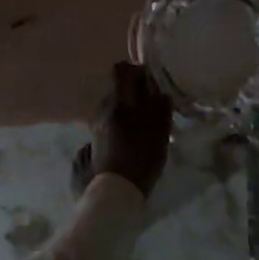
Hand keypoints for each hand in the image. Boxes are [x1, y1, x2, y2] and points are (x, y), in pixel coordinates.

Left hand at [92, 63, 172, 197]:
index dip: (137, 71)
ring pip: (116, 105)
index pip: (121, 70)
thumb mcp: (159, 130)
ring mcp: (97, 123)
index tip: (153, 83)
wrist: (116, 190)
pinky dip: (125, 121)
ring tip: (148, 124)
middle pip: (119, 88)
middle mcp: (103, 107)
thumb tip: (162, 92)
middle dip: (137, 92)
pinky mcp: (97, 138)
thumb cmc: (140, 156)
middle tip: (155, 106)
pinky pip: (112, 119)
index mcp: (117, 100)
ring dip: (131, 108)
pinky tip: (137, 137)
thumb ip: (161, 106)